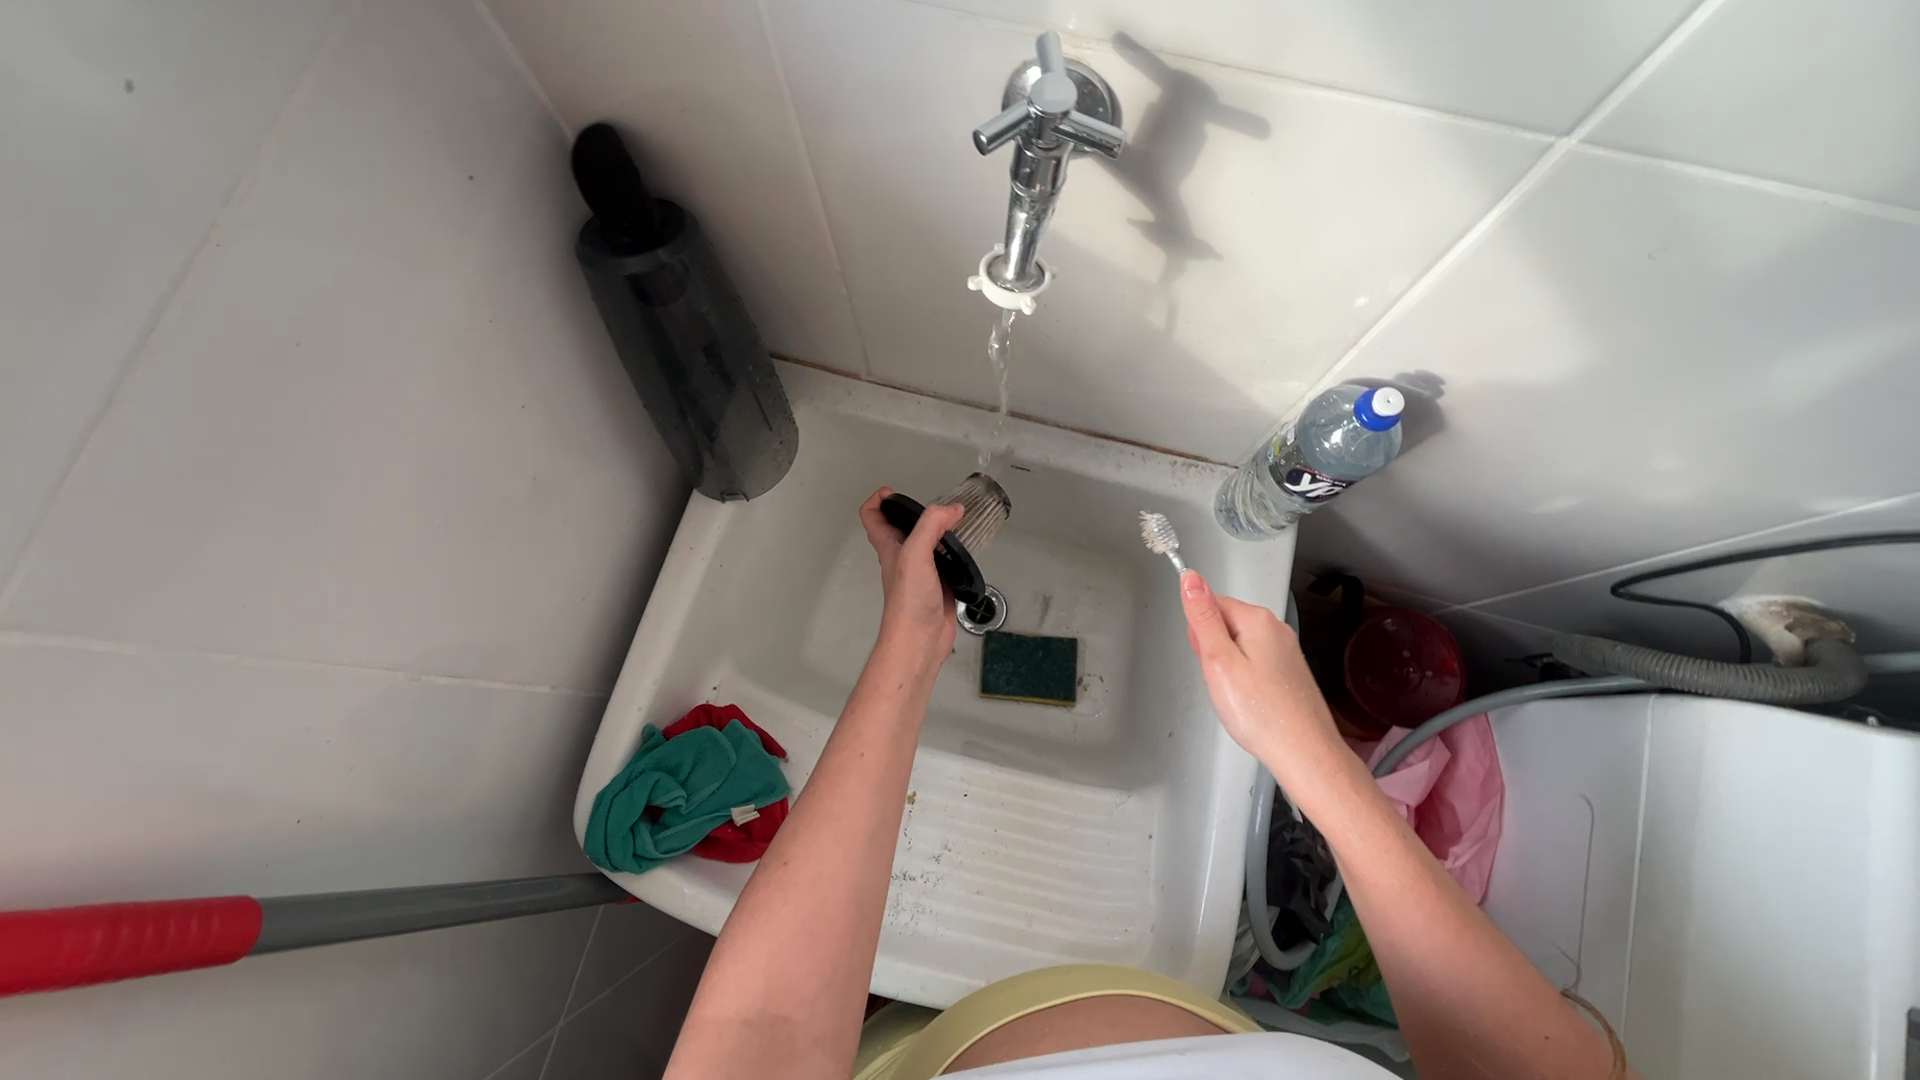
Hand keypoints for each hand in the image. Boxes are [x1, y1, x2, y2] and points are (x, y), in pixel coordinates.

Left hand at [858, 489, 961, 669]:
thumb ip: (931, 526)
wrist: (920, 639)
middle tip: (927, 504)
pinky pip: (945, 563)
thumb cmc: (908, 603)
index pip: (872, 517)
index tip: (893, 492)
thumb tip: (950, 510)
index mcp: (889, 547)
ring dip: (937, 531)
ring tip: (951, 520)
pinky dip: (954, 554)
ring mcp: (921, 572)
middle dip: (911, 512)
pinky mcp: (939, 586)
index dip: (878, 500)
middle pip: (899, 528)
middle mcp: (903, 558)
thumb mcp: (915, 555)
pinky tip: (963, 552)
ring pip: (925, 544)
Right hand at [1179, 570, 1341, 768]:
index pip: (1211, 604)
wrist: (1303, 752)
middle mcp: (1276, 629)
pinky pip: (1253, 664)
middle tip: (1221, 681)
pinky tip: (1248, 701)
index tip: (1207, 659)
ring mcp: (1286, 651)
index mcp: (1258, 620)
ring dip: (1228, 667)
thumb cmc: (1262, 714)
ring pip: (1238, 646)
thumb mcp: (1218, 661)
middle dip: (1213, 651)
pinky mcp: (1288, 671)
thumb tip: (1190, 579)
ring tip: (1235, 695)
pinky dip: (1244, 680)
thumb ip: (1202, 617)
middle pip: (1225, 624)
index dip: (1200, 635)